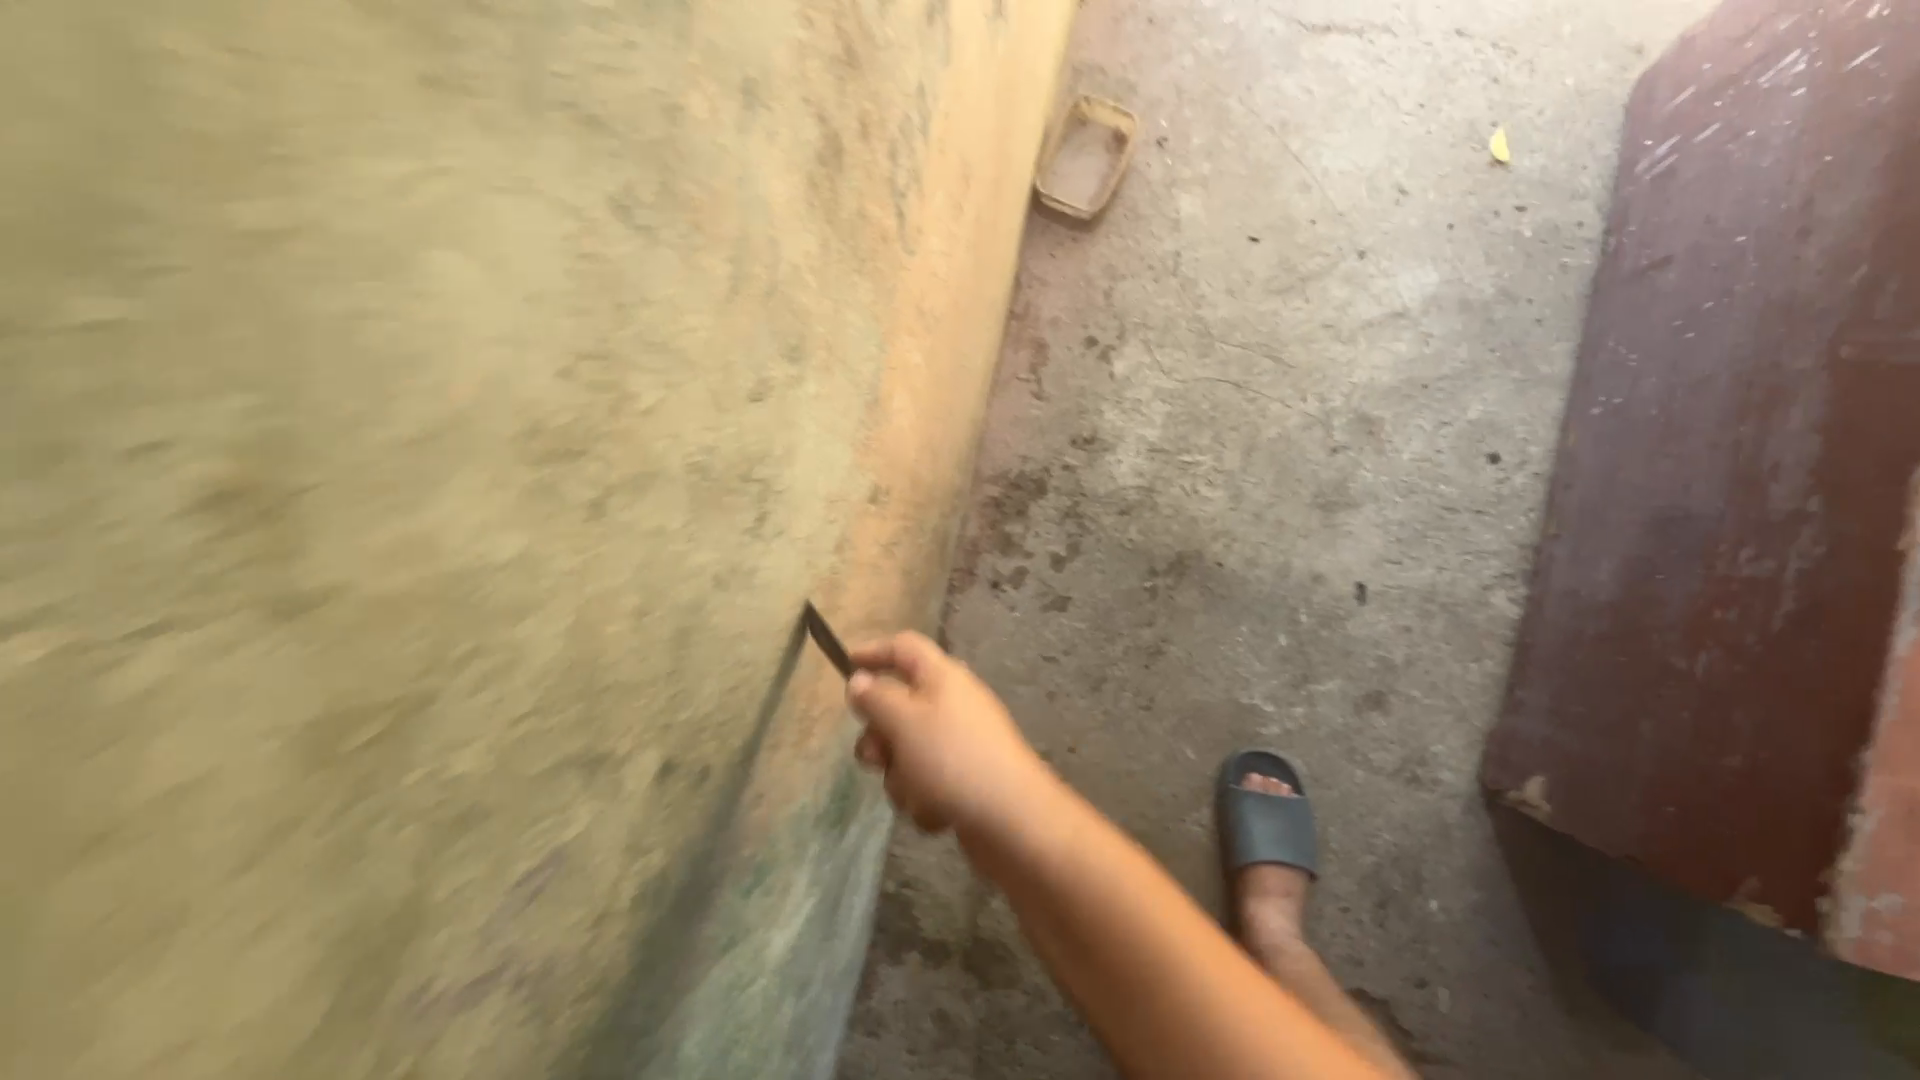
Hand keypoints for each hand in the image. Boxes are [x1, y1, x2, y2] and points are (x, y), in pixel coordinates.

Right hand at [846, 632, 1051, 833]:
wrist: (1011, 819)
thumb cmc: (952, 759)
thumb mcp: (903, 722)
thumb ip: (875, 698)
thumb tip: (860, 680)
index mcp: (942, 677)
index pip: (904, 648)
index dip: (874, 652)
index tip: (845, 666)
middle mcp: (953, 703)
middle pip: (899, 707)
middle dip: (881, 737)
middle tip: (877, 758)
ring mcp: (962, 743)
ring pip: (908, 751)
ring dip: (901, 776)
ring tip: (915, 794)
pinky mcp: (966, 779)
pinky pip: (928, 781)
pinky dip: (924, 798)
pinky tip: (936, 814)